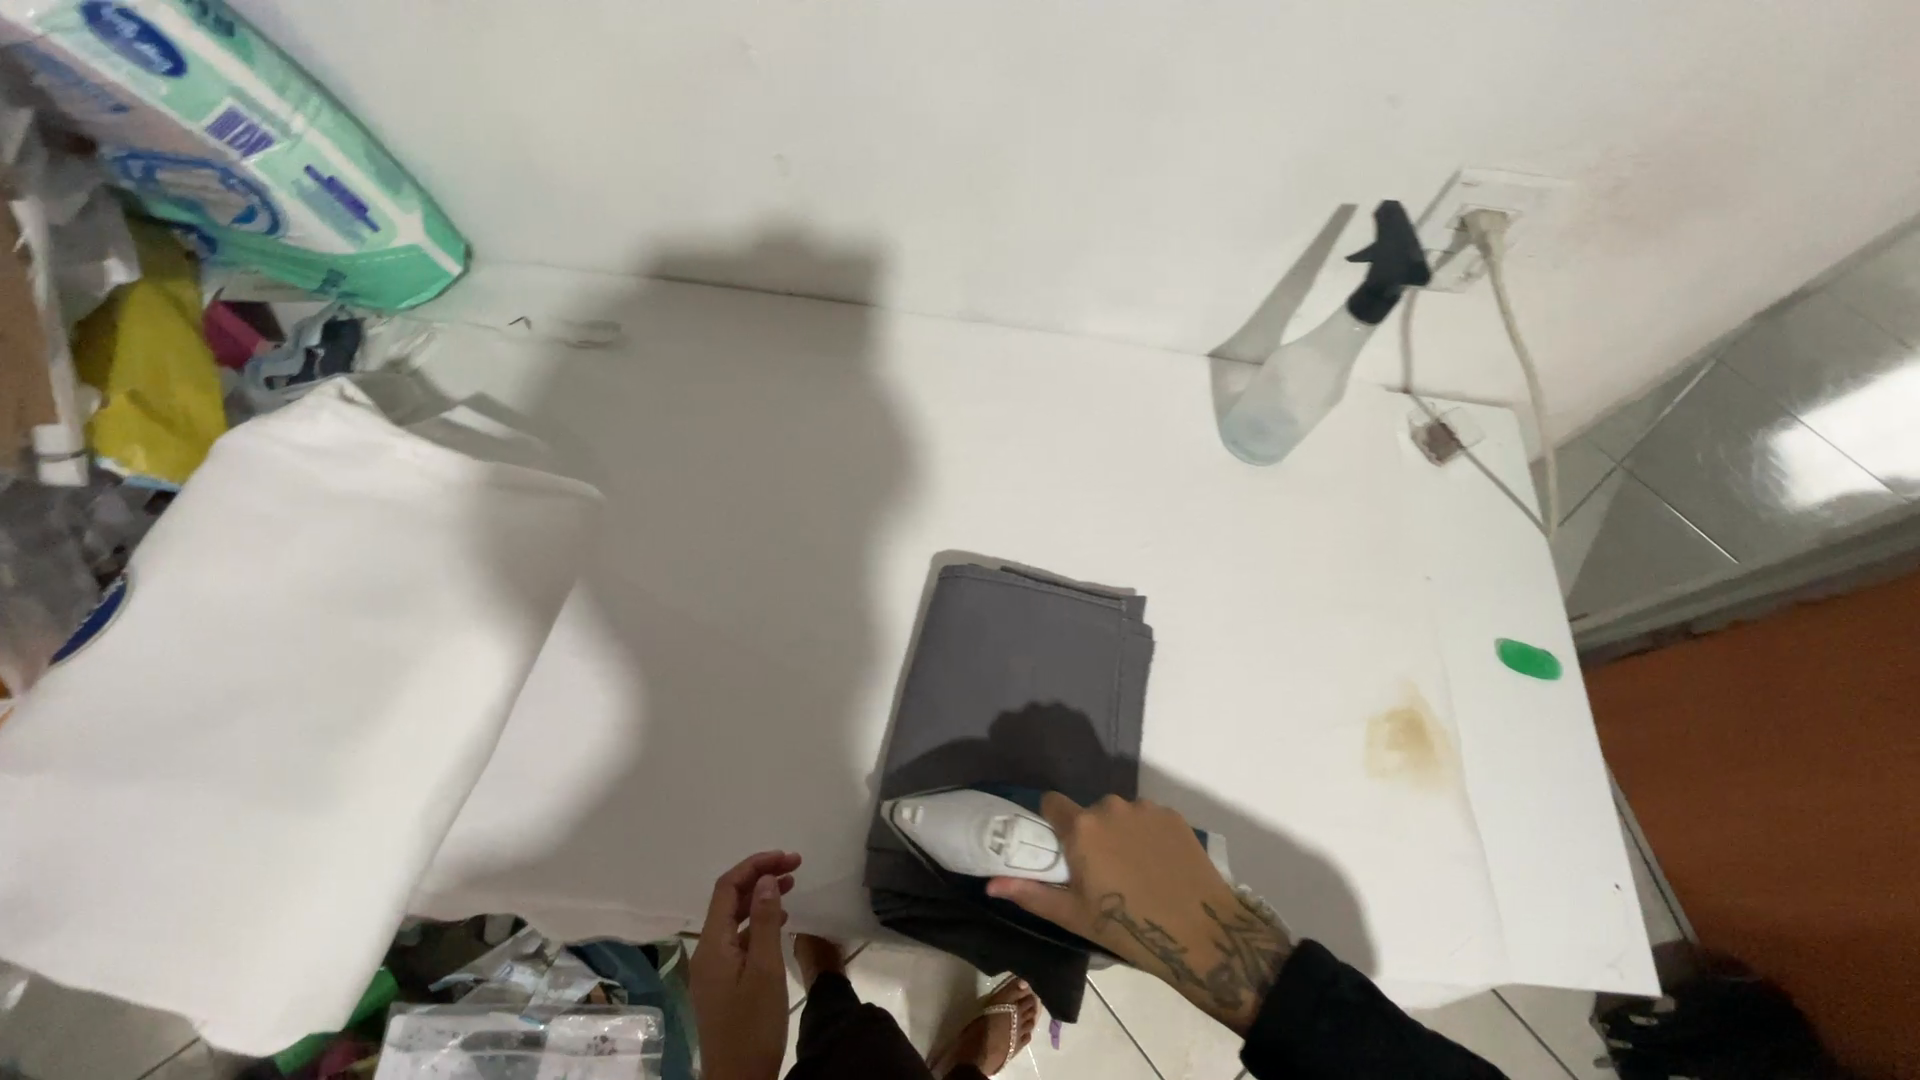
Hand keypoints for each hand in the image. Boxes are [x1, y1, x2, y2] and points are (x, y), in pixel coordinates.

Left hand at [689, 850, 801, 1079]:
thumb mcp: (765, 970)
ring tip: (791, 885)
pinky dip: (758, 922)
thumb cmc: (753, 1026)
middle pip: (729, 900)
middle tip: (795, 866)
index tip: (788, 858)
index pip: (727, 888)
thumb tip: (766, 880)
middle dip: (760, 876)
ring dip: (760, 897)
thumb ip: (763, 922)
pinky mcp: (723, 981)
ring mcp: (713, 968)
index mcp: (712, 945)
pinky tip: (780, 922)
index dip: (756, 865)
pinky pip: (738, 938)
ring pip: (733, 918)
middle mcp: (707, 951)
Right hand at [986, 794, 1290, 1034]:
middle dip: (1090, 834)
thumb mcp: (1074, 915)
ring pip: (1120, 814)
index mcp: (1081, 828)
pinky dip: (1147, 835)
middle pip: (1089, 811)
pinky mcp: (1173, 815)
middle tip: (1101, 872)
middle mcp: (1110, 807)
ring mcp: (1145, 809)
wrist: (1202, 932)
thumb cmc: (1129, 928)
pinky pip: (1148, 818)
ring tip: (1134, 871)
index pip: (1052, 802)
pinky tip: (1158, 866)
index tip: (1061, 849)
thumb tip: (989, 884)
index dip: (1052, 822)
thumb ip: (1029, 893)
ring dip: (1119, 833)